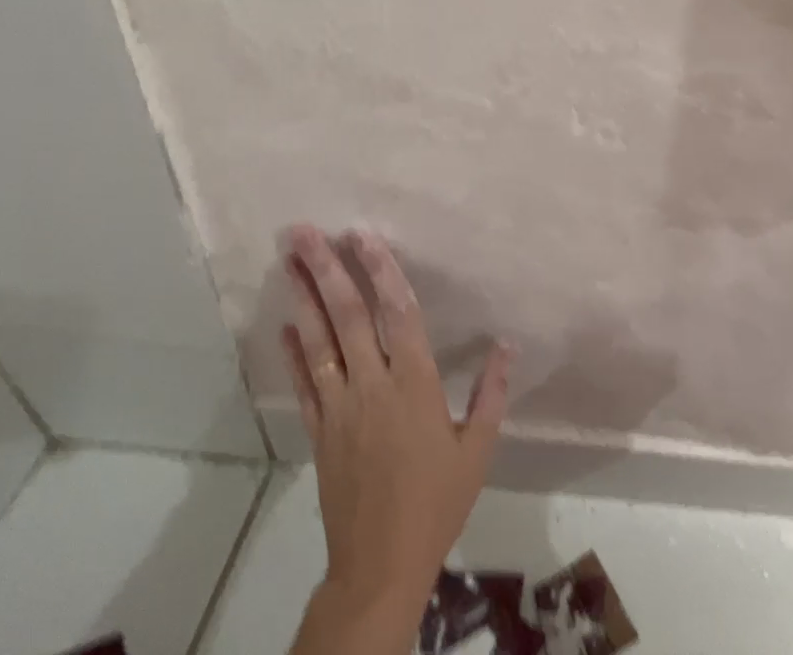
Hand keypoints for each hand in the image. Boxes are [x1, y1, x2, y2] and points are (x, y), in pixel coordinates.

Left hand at [279, 224, 512, 654]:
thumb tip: (506, 345)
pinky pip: (305, 384)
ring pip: (318, 343)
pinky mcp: (320, 432)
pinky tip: (286, 326)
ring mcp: (340, 409)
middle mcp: (373, 387)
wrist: (382, 559)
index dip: (381, 273)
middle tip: (303, 232)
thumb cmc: (439, 501)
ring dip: (302, 300)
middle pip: (347, 318)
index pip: (398, 316)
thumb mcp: (478, 449)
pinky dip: (294, 353)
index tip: (363, 237)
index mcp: (416, 387)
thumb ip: (491, 393)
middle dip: (325, 272)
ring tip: (286, 261)